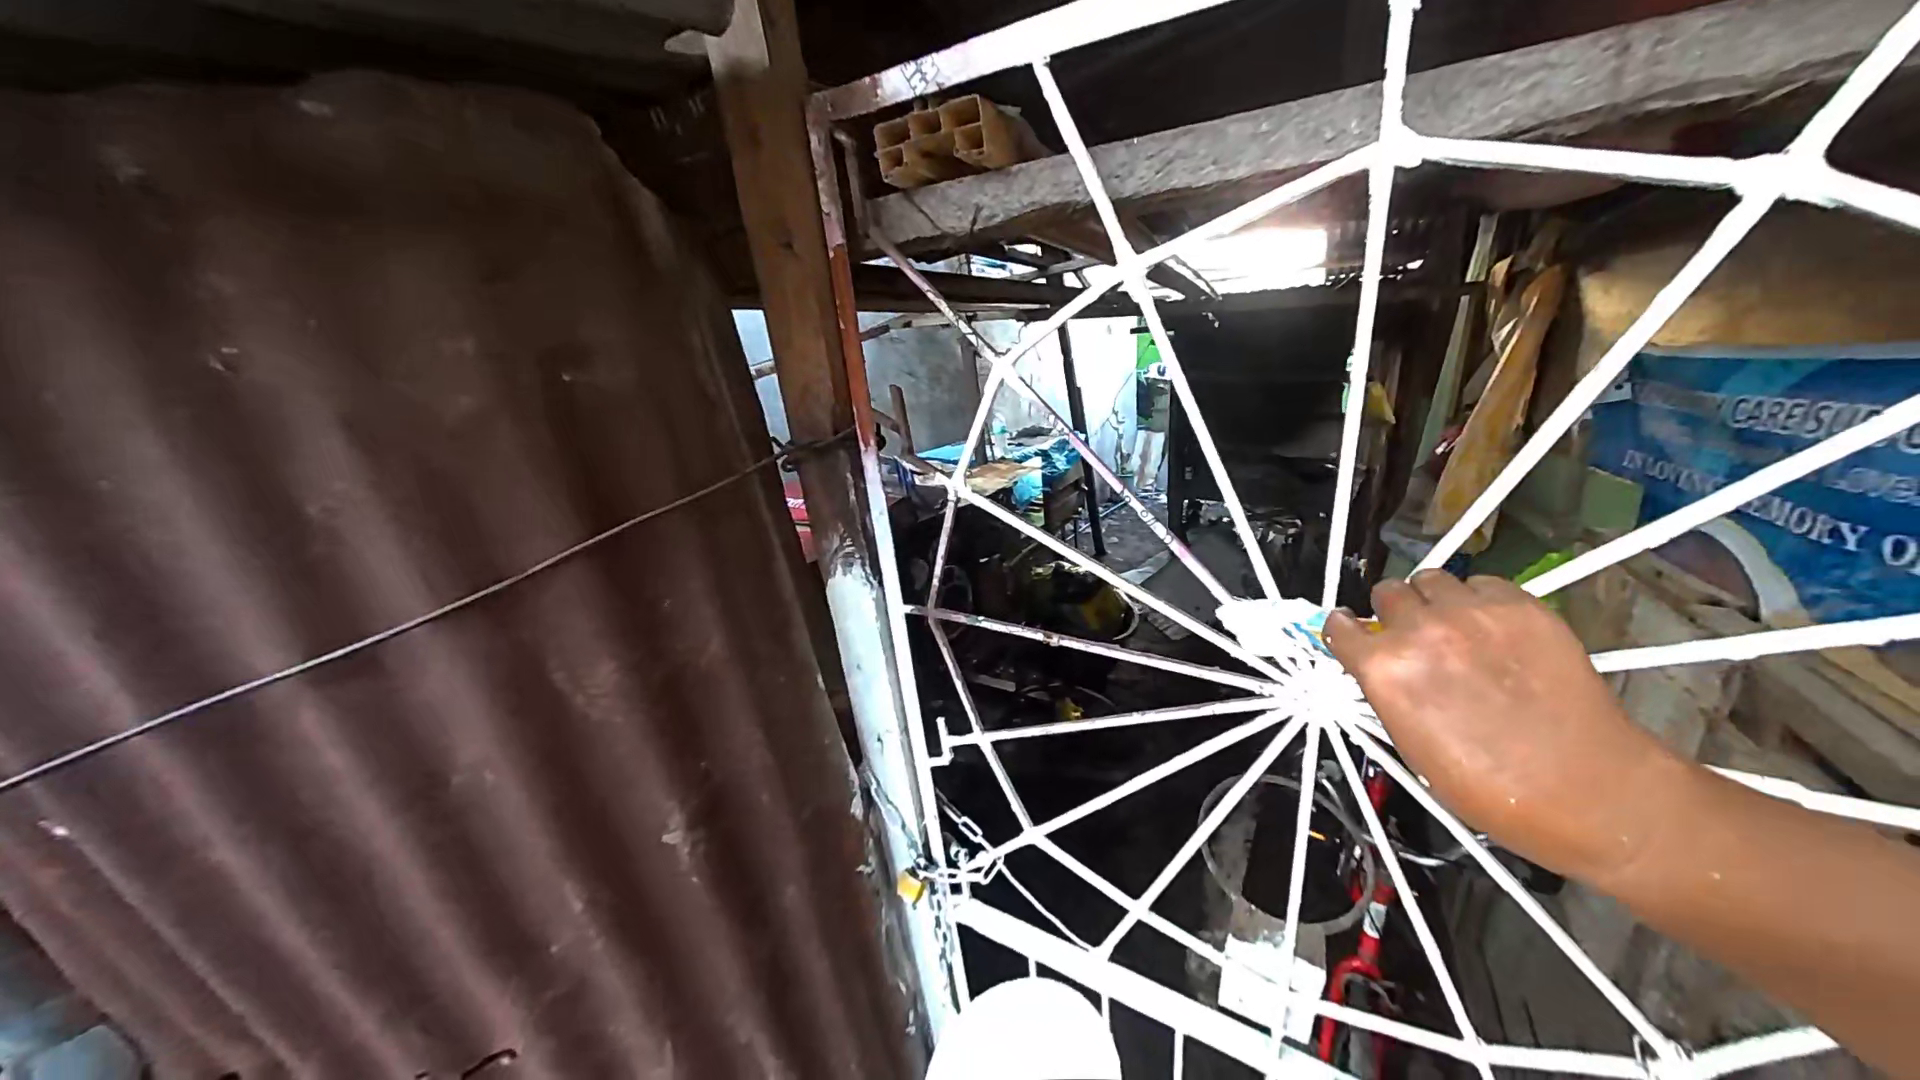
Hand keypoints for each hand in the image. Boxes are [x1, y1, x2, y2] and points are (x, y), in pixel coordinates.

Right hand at [1325, 572, 1687, 883]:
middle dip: (1392, 612)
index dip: (1346, 631)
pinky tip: (1490, 628)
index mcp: (1384, 669)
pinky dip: (1479, 599)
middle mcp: (1421, 632)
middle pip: (1387, 592)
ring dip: (1432, 599)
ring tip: (1450, 625)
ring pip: (1432, 579)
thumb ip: (1385, 692)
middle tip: (1409, 633)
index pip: (1340, 626)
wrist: (1589, 793)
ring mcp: (1473, 615)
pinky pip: (1484, 584)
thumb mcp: (1409, 745)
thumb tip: (1376, 669)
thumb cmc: (1493, 787)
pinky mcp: (1523, 609)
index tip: (1354, 633)